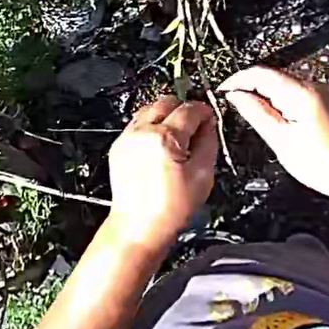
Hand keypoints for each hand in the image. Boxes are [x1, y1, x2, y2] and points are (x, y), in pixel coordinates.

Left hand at [103, 96, 218, 246]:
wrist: (139, 227)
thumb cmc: (168, 209)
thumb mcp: (202, 175)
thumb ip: (209, 142)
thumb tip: (210, 125)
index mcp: (163, 138)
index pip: (189, 109)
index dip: (204, 111)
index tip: (210, 118)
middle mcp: (141, 133)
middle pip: (167, 102)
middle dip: (184, 109)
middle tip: (196, 126)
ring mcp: (127, 139)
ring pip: (150, 110)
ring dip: (166, 116)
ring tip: (178, 138)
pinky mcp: (119, 147)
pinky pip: (137, 125)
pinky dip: (151, 127)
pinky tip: (161, 145)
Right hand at [219, 66, 328, 205]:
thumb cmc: (327, 165)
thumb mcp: (281, 141)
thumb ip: (256, 114)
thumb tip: (235, 96)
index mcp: (301, 92)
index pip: (260, 74)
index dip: (236, 80)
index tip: (220, 90)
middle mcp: (312, 87)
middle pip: (270, 77)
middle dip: (247, 87)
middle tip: (229, 105)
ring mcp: (319, 95)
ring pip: (280, 87)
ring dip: (261, 96)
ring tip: (247, 115)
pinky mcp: (323, 105)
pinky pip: (292, 96)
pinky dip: (276, 104)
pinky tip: (271, 121)